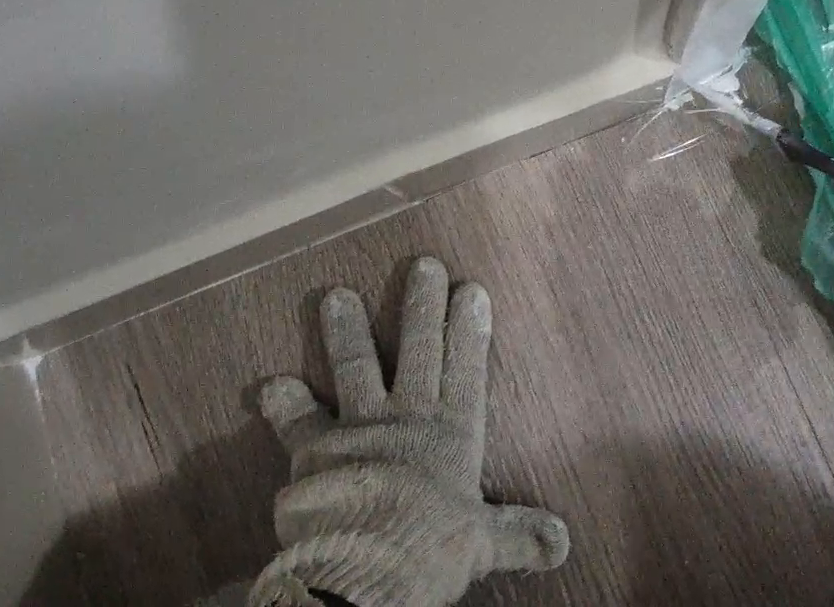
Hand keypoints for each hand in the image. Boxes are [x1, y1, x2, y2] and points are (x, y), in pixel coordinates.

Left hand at [248, 257, 568, 606]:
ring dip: (346, 330)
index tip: (471, 289)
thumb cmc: (430, 550)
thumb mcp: (483, 543)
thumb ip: (520, 534)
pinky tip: (270, 386)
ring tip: (337, 295)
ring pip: (356, 365)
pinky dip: (284, 404)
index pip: (465, 367)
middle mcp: (409, 416)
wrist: (365, 567)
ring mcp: (360, 426)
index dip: (469, 328)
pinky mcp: (315, 448)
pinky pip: (297, 422)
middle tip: (423, 265)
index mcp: (451, 431)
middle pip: (419, 348)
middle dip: (422, 304)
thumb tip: (563, 544)